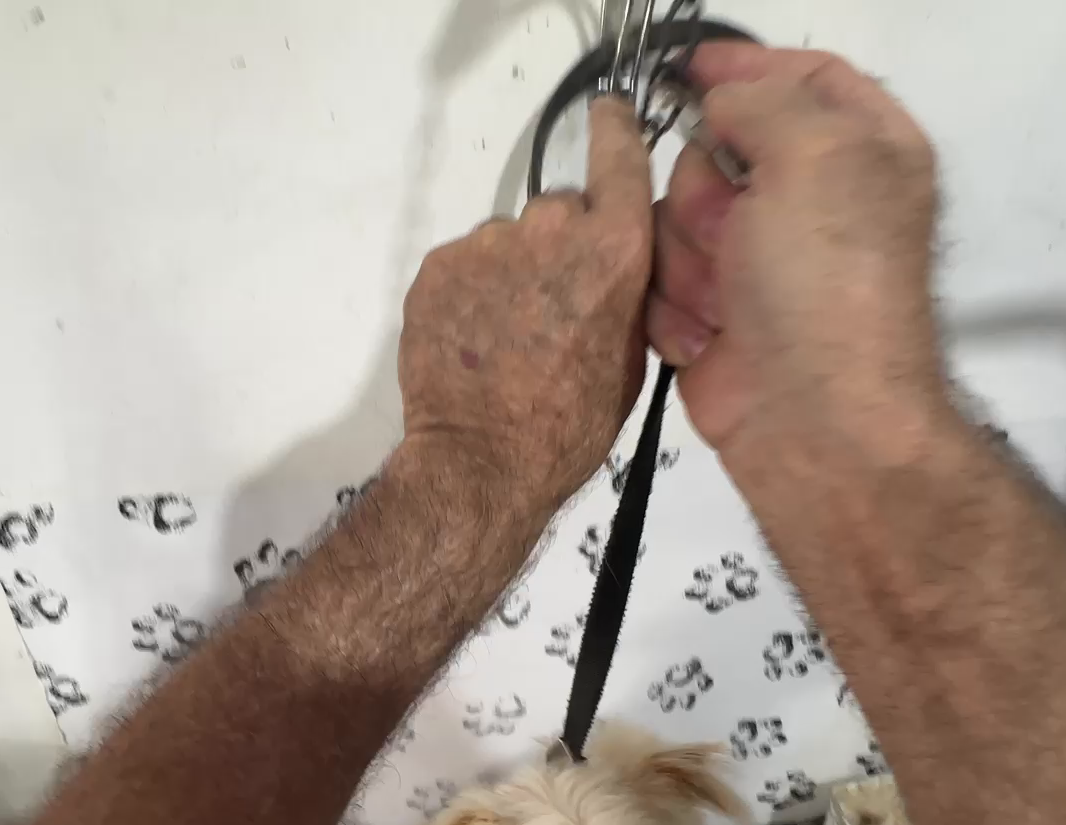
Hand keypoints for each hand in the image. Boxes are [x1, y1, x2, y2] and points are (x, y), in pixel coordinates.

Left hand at [397, 97, 652, 518]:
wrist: (481, 463)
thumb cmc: (566, 428)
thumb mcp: (629, 363)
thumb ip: (629, 293)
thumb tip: (619, 263)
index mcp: (612, 249)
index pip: (618, 151)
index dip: (612, 132)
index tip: (605, 120)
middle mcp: (549, 229)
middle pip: (557, 211)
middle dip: (556, 248)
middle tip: (544, 309)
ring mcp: (484, 246)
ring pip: (504, 242)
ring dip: (506, 274)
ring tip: (500, 337)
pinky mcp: (435, 267)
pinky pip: (461, 265)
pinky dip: (466, 292)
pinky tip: (470, 339)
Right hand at [648, 45, 943, 452]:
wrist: (803, 414)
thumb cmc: (825, 284)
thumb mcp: (817, 158)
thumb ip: (766, 100)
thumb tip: (724, 96)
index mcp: (853, 151)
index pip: (798, 79)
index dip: (742, 66)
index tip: (683, 67)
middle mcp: (799, 204)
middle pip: (711, 160)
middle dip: (705, 198)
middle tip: (731, 234)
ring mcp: (746, 266)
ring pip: (669, 229)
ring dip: (687, 266)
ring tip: (723, 304)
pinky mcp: (705, 317)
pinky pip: (657, 290)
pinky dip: (676, 314)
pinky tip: (709, 338)